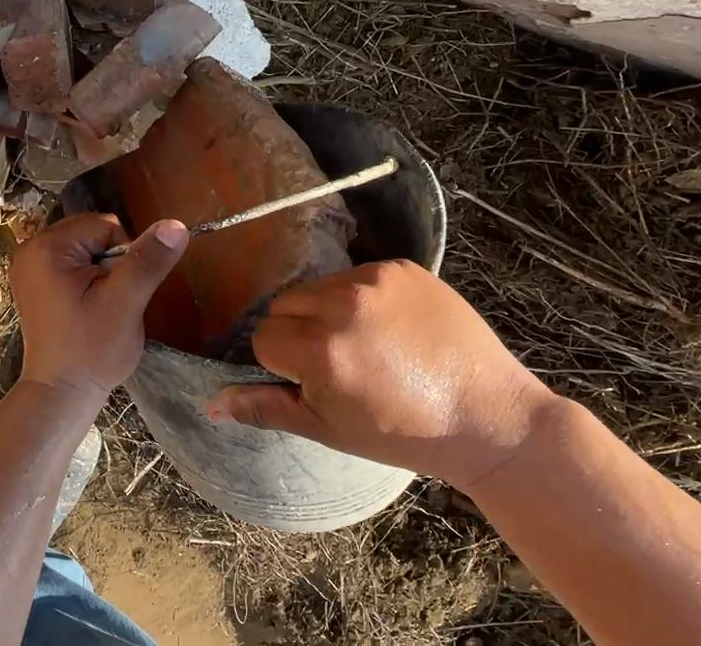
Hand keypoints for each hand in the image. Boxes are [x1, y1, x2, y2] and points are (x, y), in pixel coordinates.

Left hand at [9, 213, 187, 402]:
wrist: (61, 392)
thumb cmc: (92, 351)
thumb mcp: (126, 303)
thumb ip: (147, 261)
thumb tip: (175, 225)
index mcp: (46, 247)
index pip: (104, 225)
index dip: (122, 256)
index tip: (116, 291)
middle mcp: (30, 248)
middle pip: (91, 231)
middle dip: (108, 261)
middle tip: (106, 300)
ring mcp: (27, 264)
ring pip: (83, 246)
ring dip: (98, 270)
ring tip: (94, 305)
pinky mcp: (31, 280)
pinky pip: (69, 261)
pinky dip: (83, 278)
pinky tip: (82, 306)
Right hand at [204, 259, 560, 489]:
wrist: (491, 417)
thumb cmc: (403, 433)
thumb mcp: (328, 429)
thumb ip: (265, 408)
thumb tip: (210, 404)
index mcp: (320, 352)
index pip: (265, 339)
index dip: (285, 364)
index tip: (317, 382)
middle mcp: (342, 307)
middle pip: (283, 307)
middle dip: (300, 333)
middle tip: (340, 363)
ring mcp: (374, 281)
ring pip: (316, 288)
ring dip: (327, 311)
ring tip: (365, 343)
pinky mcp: (401, 267)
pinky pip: (355, 275)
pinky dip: (362, 297)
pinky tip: (390, 326)